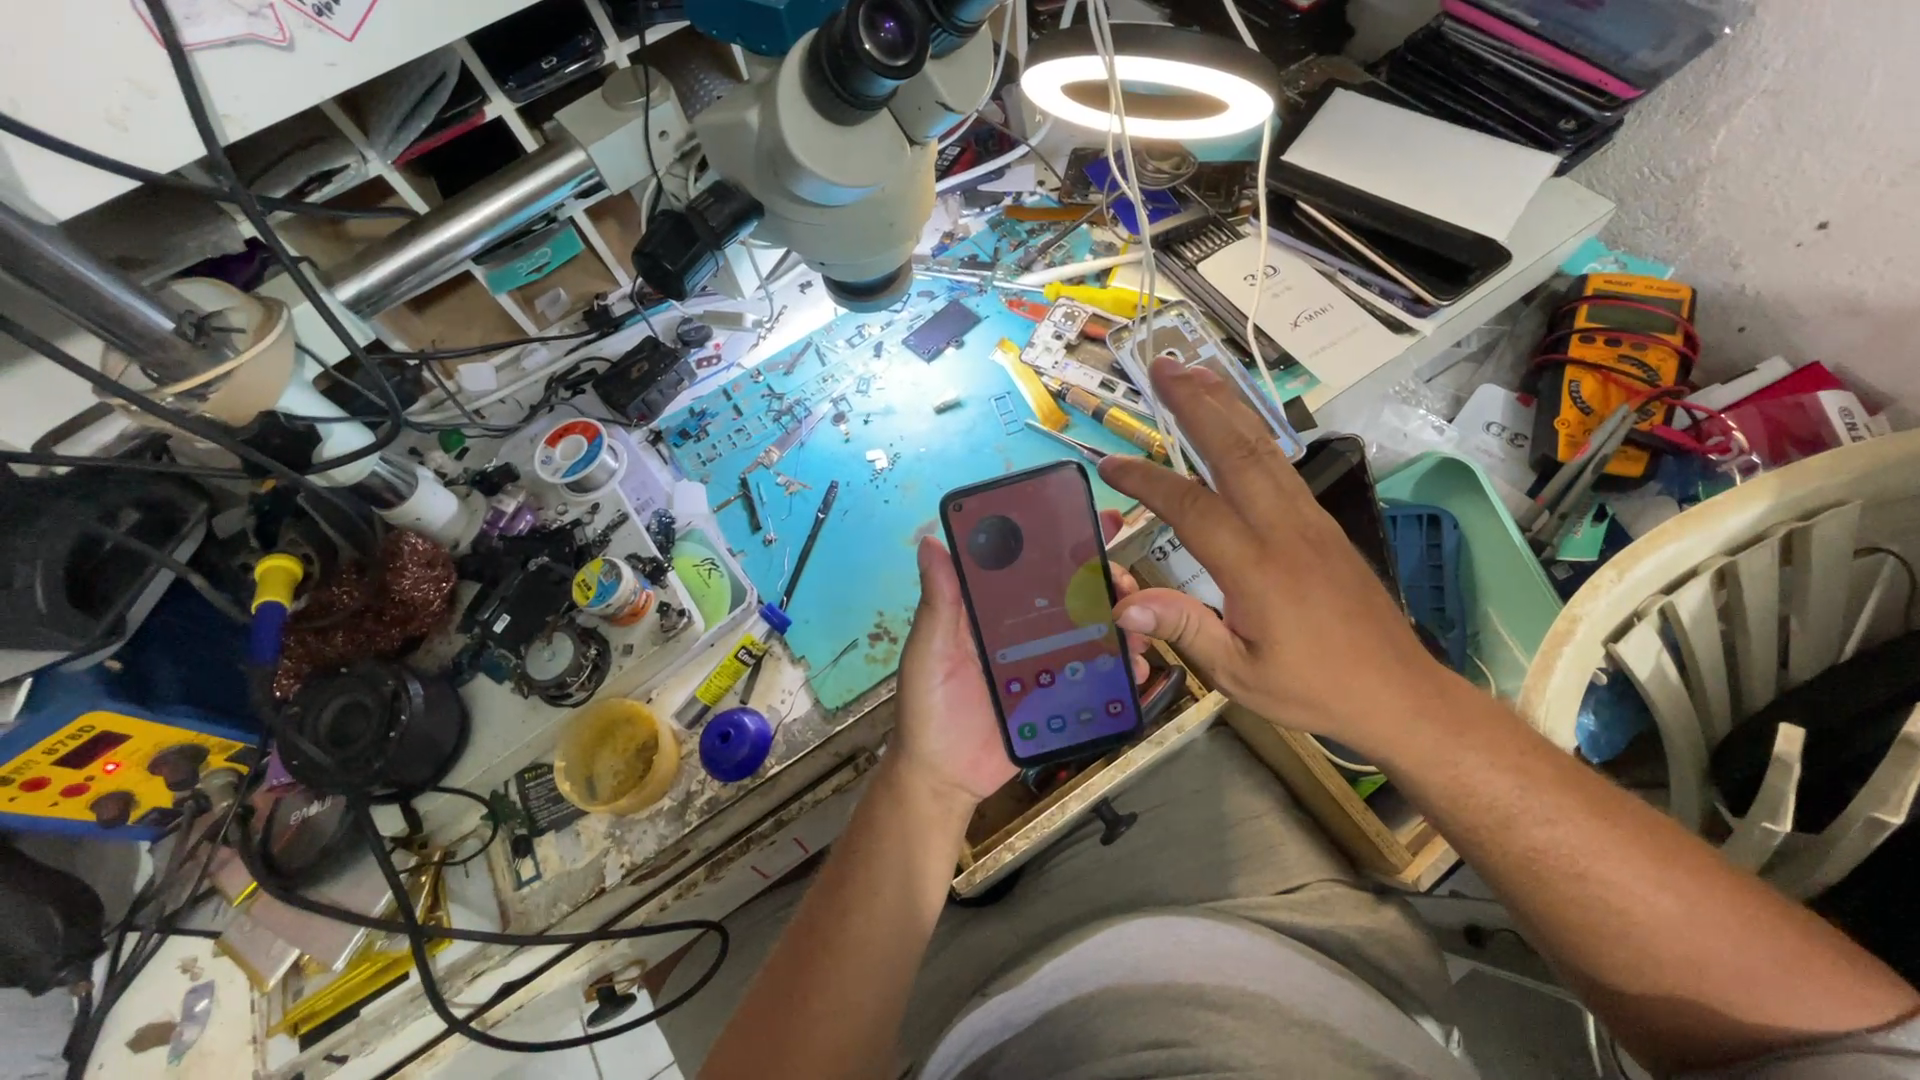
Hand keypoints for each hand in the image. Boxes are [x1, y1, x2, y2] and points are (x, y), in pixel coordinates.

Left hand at [894, 509, 1147, 809]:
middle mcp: (1025, 629)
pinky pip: (1099, 675)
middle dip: (1104, 579)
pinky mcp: (1064, 696)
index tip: (1096, 520)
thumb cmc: (928, 708)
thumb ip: (937, 603)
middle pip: (1072, 592)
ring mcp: (1048, 662)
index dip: (1062, 538)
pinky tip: (1134, 666)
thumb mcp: (928, 652)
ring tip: (1135, 625)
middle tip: (1123, 582)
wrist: (945, 777)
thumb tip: (931, 541)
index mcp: (993, 610)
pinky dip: (1121, 667)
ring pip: (1093, 630)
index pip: (1031, 564)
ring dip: (1121, 620)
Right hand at [1097, 356, 1449, 756]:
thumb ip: (1184, 630)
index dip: (1147, 482)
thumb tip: (1123, 606)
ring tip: (1193, 372)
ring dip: (1226, 405)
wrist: (1398, 692)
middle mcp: (1285, 529)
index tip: (1108, 466)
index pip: (1192, 507)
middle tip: (1161, 367)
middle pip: (1236, 451)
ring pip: (1263, 448)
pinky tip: (1235, 422)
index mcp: (1258, 567)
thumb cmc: (1315, 689)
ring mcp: (1310, 520)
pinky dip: (1252, 432)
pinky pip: (1282, 465)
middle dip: (1196, 404)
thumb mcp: (1240, 674)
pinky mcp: (1323, 524)